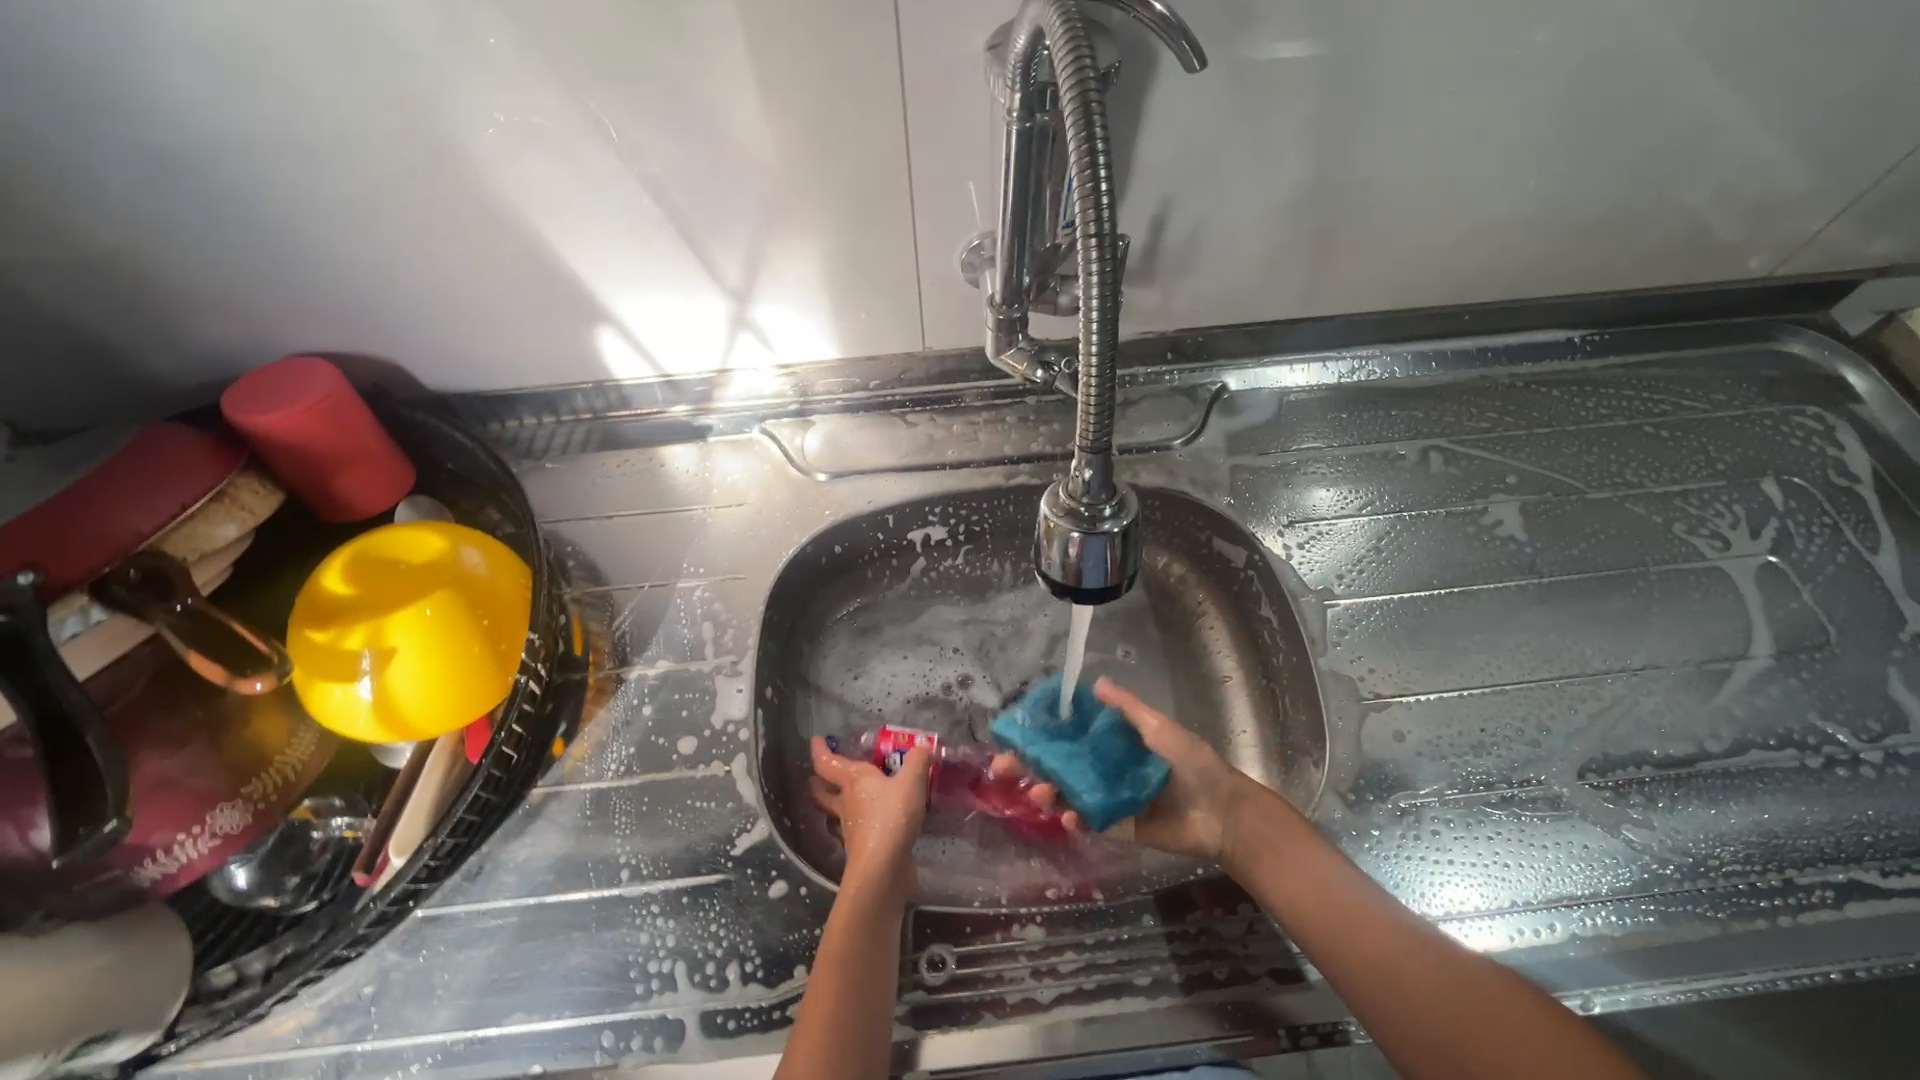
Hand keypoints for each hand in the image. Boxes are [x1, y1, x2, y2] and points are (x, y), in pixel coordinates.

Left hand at [809, 736, 931, 899]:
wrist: (883, 866)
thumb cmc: (891, 816)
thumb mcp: (911, 783)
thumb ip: (917, 762)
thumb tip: (923, 746)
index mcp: (853, 780)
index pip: (827, 762)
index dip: (819, 750)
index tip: (815, 740)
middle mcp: (846, 802)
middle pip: (823, 791)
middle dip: (819, 782)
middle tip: (820, 776)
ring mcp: (850, 827)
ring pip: (836, 811)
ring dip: (836, 804)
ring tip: (846, 797)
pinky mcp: (861, 846)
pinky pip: (855, 829)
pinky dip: (859, 823)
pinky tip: (871, 822)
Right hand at [1012, 677, 1266, 859]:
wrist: (1222, 813)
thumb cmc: (1193, 764)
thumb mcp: (1161, 728)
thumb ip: (1128, 709)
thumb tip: (1096, 682)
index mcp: (1114, 742)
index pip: (1069, 734)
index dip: (1041, 733)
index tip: (1014, 732)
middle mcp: (1105, 767)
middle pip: (1059, 764)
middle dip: (1029, 765)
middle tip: (1003, 768)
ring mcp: (1108, 798)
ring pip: (1066, 793)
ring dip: (1047, 791)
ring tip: (1038, 792)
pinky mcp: (1116, 826)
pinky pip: (1088, 820)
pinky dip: (1074, 818)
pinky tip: (1068, 816)